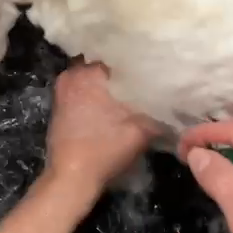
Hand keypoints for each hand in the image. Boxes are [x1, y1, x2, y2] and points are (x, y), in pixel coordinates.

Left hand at [39, 62, 161, 201]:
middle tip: (141, 75)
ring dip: (106, 82)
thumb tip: (173, 103)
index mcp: (88, 74)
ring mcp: (61, 91)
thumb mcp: (140, 131)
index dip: (133, 61)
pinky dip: (94, 93)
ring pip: (89, 77)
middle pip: (100, 63)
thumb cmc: (104, 150)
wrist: (71, 177)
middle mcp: (71, 76)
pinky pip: (80, 89)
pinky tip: (111, 102)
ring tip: (129, 87)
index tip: (149, 64)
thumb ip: (157, 113)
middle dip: (118, 70)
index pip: (115, 55)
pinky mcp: (59, 106)